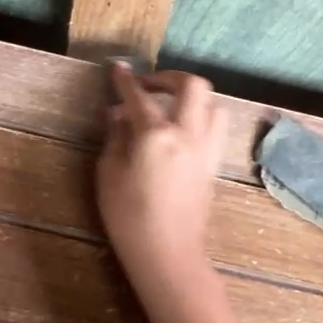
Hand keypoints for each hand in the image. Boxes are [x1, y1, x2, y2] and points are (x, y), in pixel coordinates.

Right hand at [96, 63, 231, 286]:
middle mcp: (187, 133)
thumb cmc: (127, 216)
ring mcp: (206, 149)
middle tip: (148, 85)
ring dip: (190, 98)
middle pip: (192, 86)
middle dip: (168, 78)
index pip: (138, 96)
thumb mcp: (108, 173)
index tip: (117, 68)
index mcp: (155, 134)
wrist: (167, 253)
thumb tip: (115, 114)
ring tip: (169, 108)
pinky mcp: (213, 164)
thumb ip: (114, 137)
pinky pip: (214, 127)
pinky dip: (199, 118)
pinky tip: (180, 132)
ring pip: (212, 104)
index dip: (125, 80)